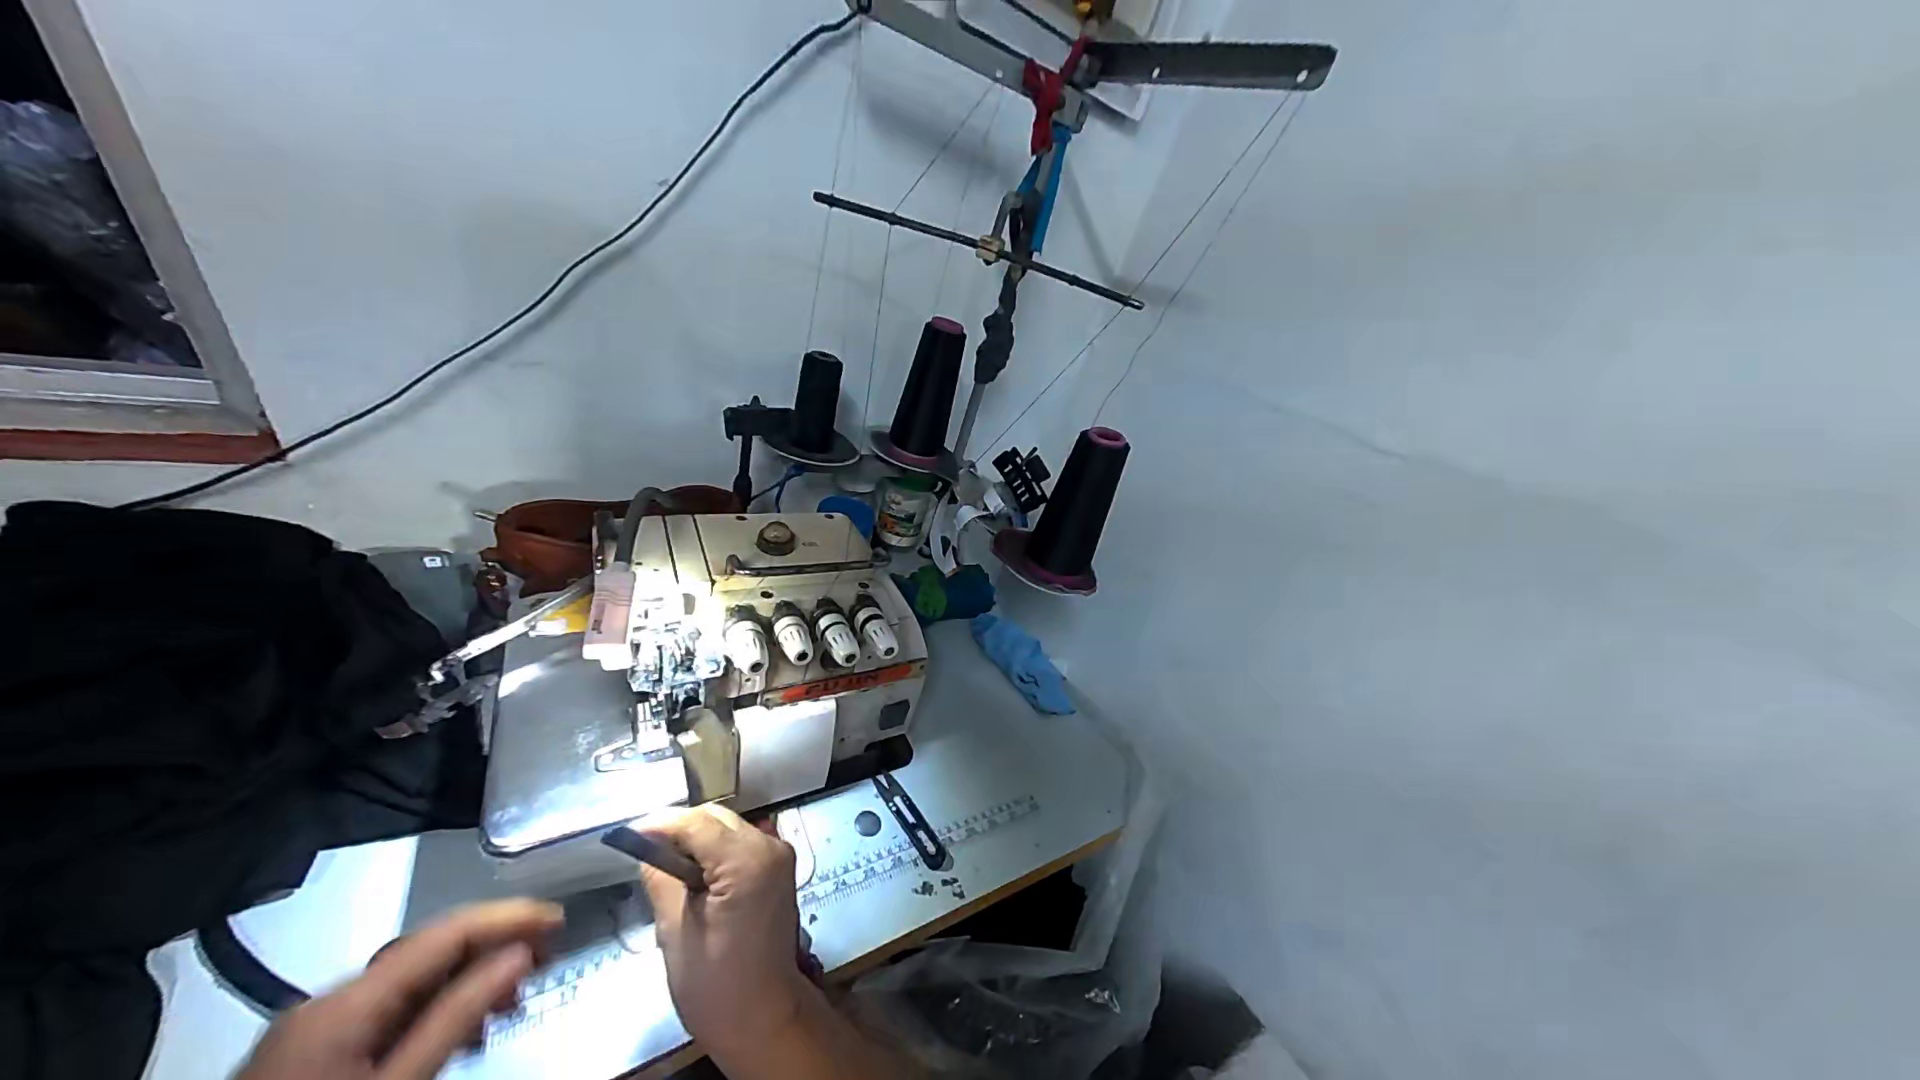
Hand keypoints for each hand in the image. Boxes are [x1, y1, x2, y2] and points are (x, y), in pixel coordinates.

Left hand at [235, 899, 563, 1079]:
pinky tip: (458, 1029)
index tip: (560, 919)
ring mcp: (311, 1027)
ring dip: (466, 980)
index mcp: (344, 1002)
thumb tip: (521, 953)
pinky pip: (386, 1011)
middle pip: (427, 952)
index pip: (446, 933)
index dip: (509, 916)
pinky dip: (432, 1009)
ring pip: (409, 981)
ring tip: (510, 1000)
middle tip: (546, 958)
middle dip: (491, 949)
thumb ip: (458, 1017)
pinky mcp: (307, 1053)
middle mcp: (325, 1000)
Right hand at [635, 804, 809, 1059]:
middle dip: (680, 829)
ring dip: (698, 839)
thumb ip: (662, 878)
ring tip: (663, 865)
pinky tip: (693, 874)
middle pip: (717, 818)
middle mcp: (771, 846)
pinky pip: (741, 844)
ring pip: (729, 827)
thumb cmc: (716, 983)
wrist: (765, 1015)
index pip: (697, 823)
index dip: (661, 824)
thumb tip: (648, 847)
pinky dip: (716, 851)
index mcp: (748, 860)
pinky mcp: (779, 868)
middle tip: (643, 851)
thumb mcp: (675, 930)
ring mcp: (779, 855)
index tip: (628, 834)